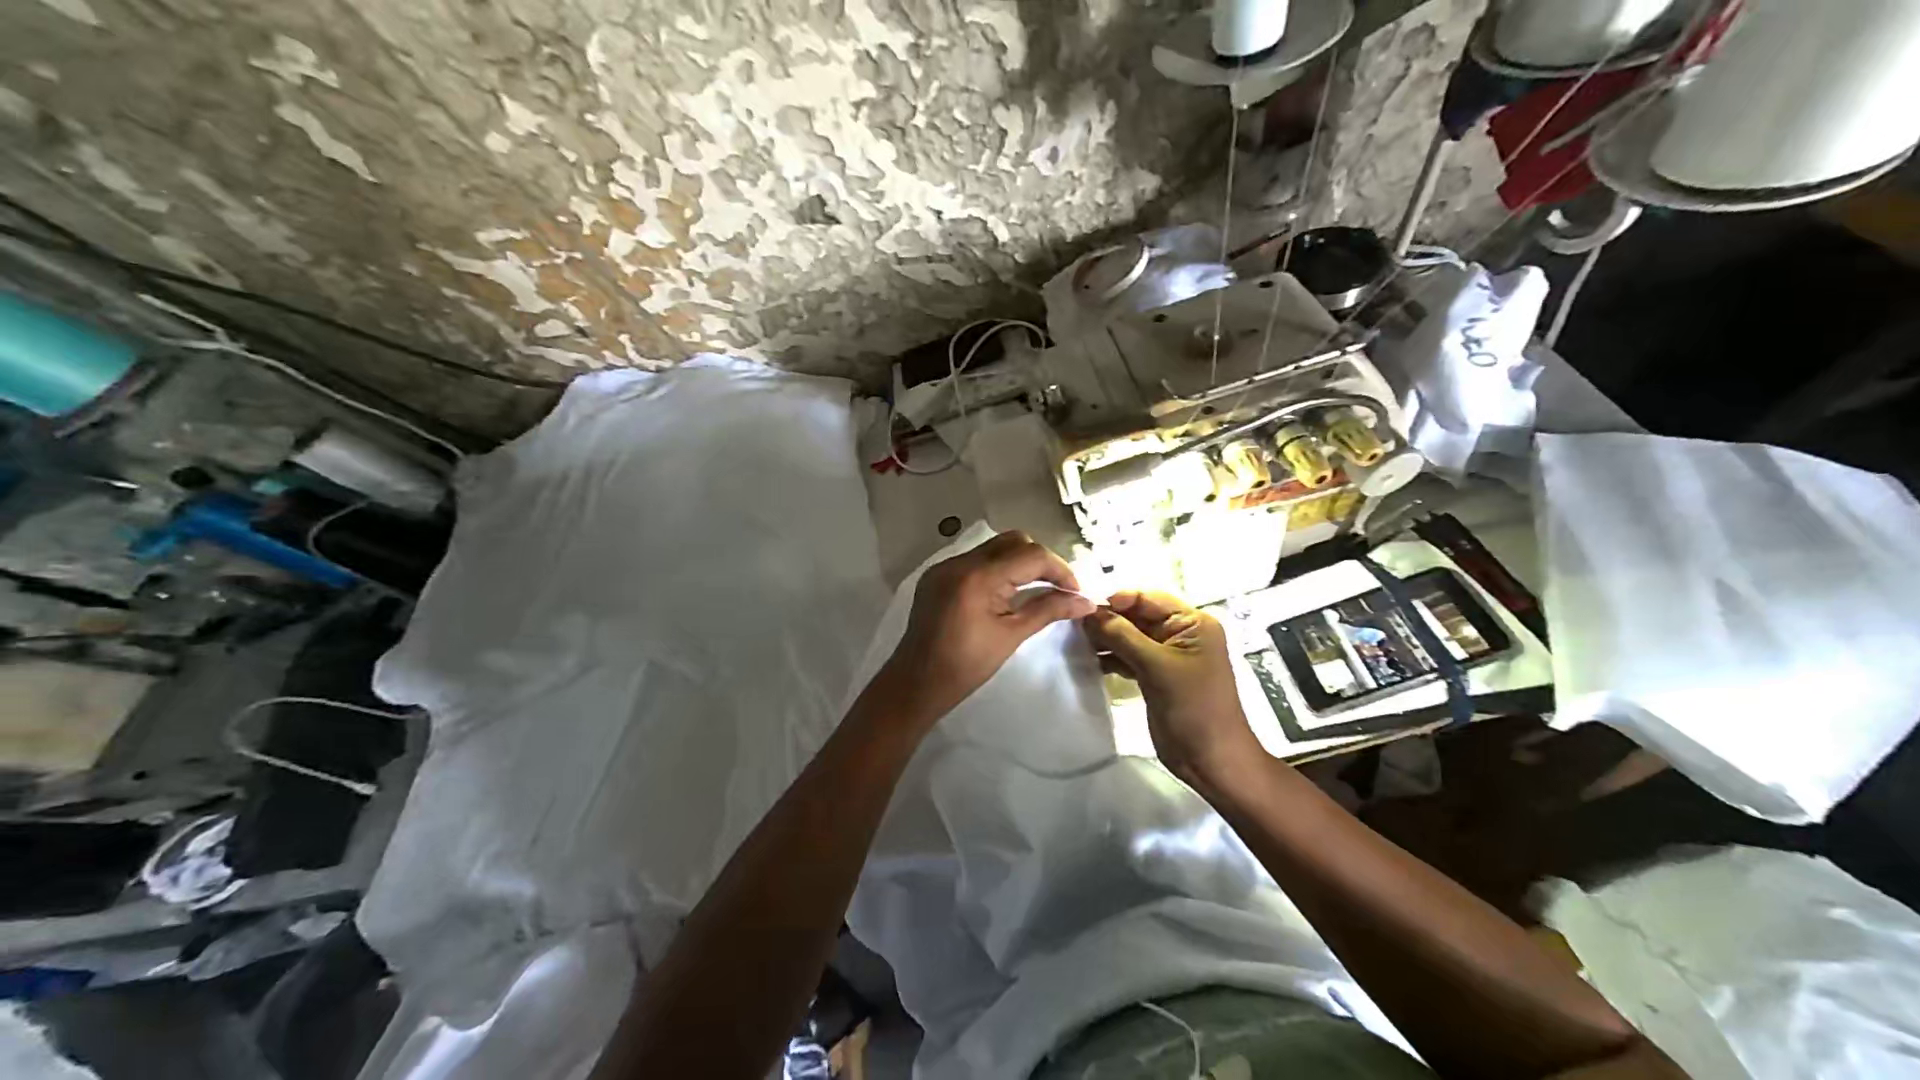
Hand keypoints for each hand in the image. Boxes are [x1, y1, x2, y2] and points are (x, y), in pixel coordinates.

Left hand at [873, 530, 1096, 726]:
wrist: (916, 683)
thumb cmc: (966, 666)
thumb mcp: (1011, 636)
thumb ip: (1048, 610)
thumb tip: (1086, 602)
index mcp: (977, 577)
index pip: (1031, 555)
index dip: (1060, 570)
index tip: (1075, 593)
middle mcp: (959, 562)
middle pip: (1013, 541)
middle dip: (1040, 561)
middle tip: (1057, 589)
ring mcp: (944, 566)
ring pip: (994, 547)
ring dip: (1019, 562)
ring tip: (1035, 590)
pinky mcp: (937, 575)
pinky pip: (975, 559)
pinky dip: (997, 568)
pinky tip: (1005, 593)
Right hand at [1083, 590, 1259, 785]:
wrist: (1211, 760)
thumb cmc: (1193, 707)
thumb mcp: (1157, 667)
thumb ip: (1122, 635)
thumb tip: (1088, 612)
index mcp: (1193, 623)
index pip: (1148, 598)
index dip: (1117, 598)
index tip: (1082, 605)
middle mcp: (1180, 634)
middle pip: (1137, 615)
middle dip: (1108, 618)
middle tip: (1072, 622)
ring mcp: (1167, 656)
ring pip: (1129, 636)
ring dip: (1105, 637)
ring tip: (1075, 639)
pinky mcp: (1154, 676)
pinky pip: (1128, 657)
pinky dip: (1110, 656)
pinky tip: (1087, 658)